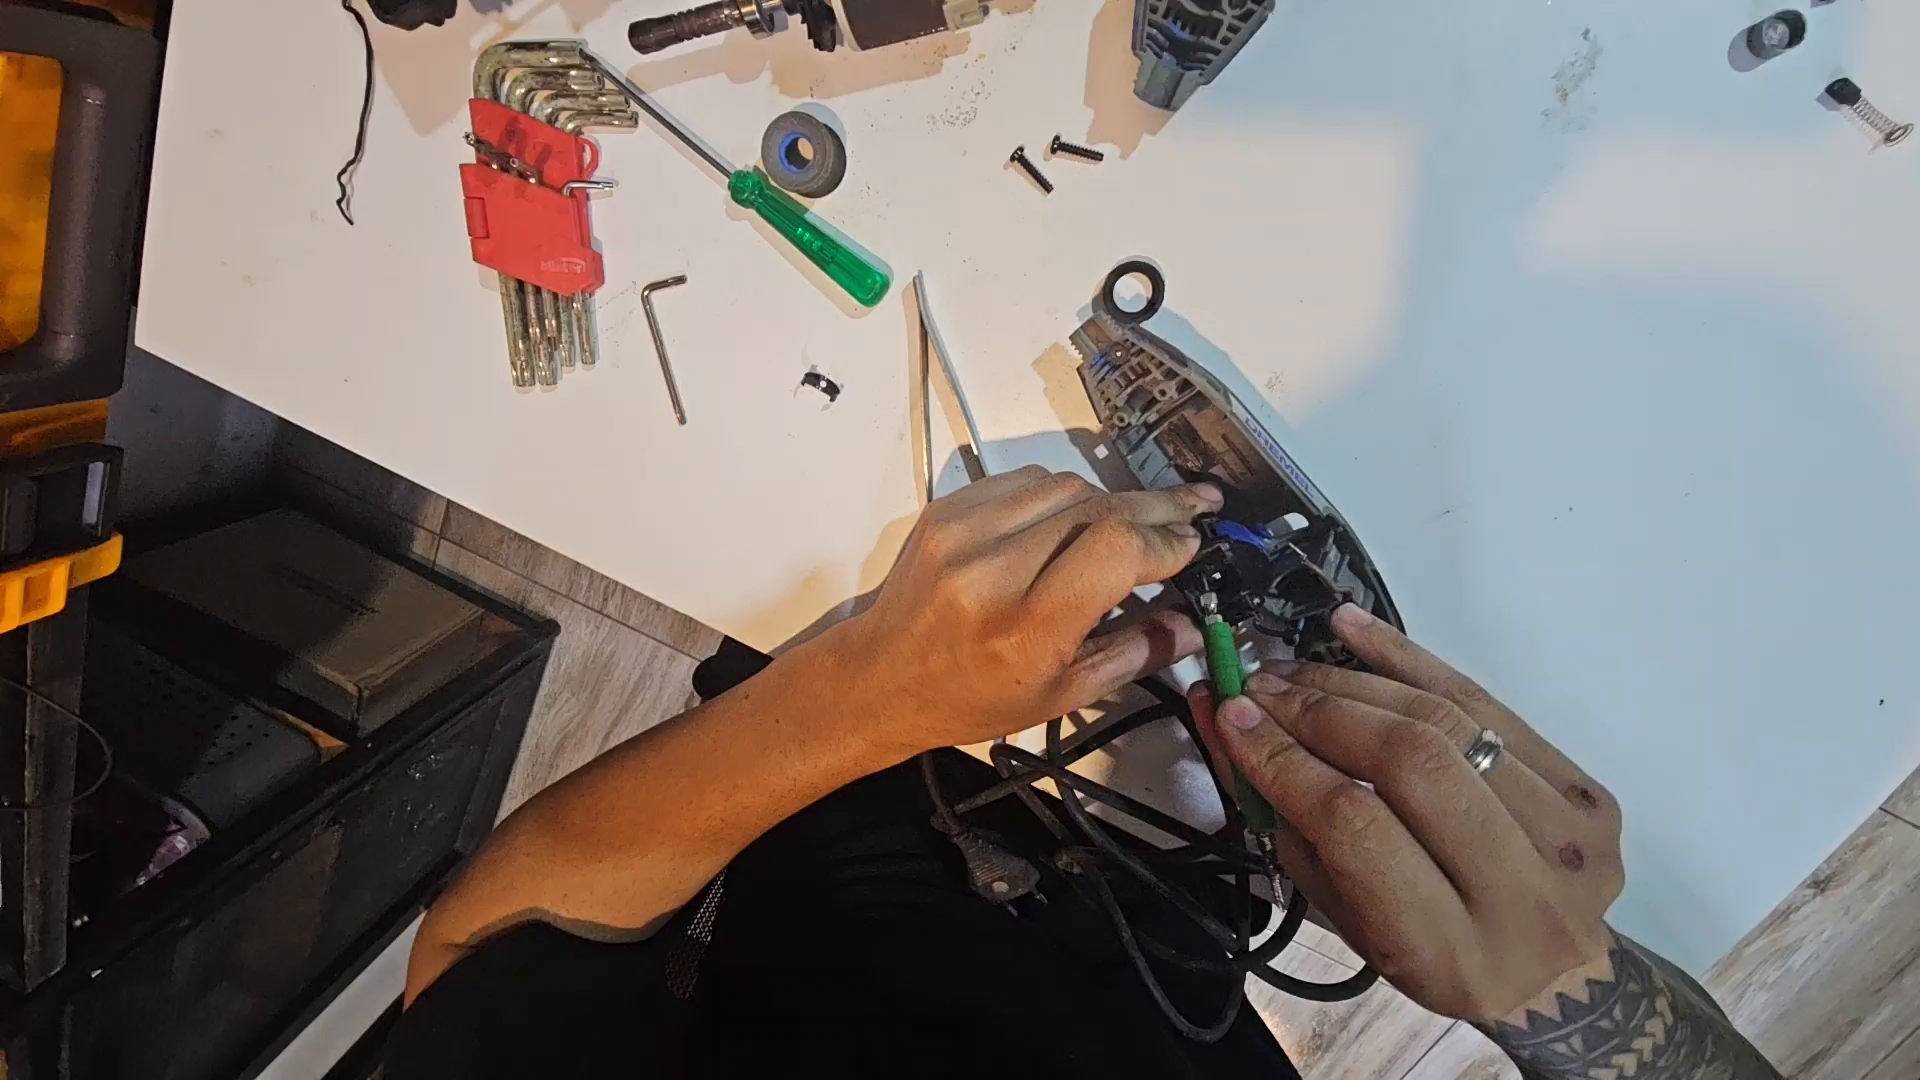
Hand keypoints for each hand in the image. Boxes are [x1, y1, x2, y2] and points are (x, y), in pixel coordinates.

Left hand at [826, 466, 1219, 754]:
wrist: (880, 675)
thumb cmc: (973, 699)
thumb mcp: (1059, 697)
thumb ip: (1133, 654)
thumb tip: (1193, 622)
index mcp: (1024, 627)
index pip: (1113, 550)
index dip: (1164, 541)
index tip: (1193, 544)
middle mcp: (991, 567)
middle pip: (1095, 507)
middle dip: (1155, 506)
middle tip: (1196, 505)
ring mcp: (962, 529)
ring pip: (1064, 485)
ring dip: (1108, 499)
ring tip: (1135, 520)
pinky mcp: (945, 508)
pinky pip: (1024, 480)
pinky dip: (1060, 494)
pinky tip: (1073, 518)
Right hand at [1190, 604, 1624, 1024]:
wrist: (1548, 975)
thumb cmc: (1413, 945)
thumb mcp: (1333, 902)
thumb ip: (1276, 810)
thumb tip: (1223, 715)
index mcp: (1448, 947)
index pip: (1354, 823)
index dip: (1283, 758)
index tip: (1228, 713)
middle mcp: (1525, 893)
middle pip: (1408, 759)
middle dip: (1317, 711)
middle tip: (1258, 686)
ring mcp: (1570, 835)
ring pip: (1444, 720)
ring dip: (1351, 680)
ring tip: (1290, 669)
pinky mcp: (1586, 790)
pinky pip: (1482, 699)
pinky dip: (1407, 655)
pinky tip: (1347, 624)